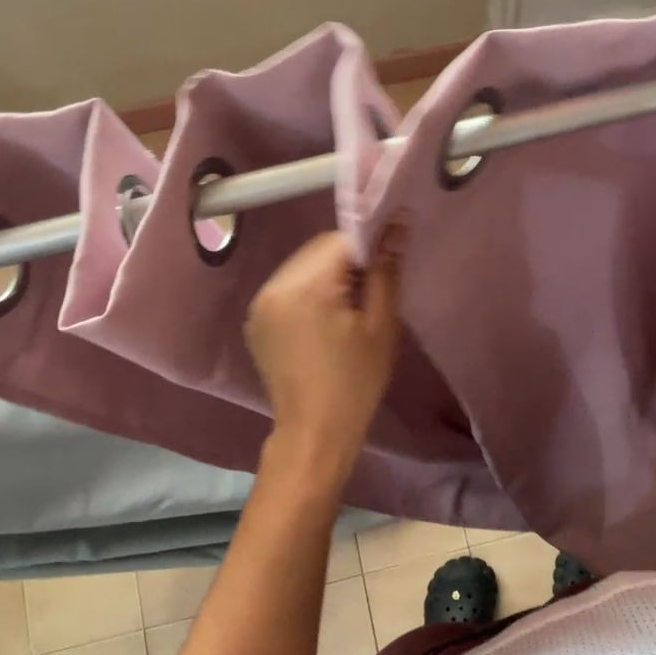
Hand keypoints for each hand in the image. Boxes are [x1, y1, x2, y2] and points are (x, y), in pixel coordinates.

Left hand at [245, 227, 403, 470]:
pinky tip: (326, 323)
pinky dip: (310, 293)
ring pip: (303, 267)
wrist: (315, 432)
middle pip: (318, 250)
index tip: (386, 272)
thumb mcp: (382, 326)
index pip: (341, 240)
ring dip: (329, 277)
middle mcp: (274, 286)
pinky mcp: (257, 320)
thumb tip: (398, 223)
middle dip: (347, 262)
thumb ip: (386, 270)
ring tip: (349, 312)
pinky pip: (288, 288)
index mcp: (305, 286)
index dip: (368, 248)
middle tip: (371, 295)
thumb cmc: (356, 381)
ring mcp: (260, 304)